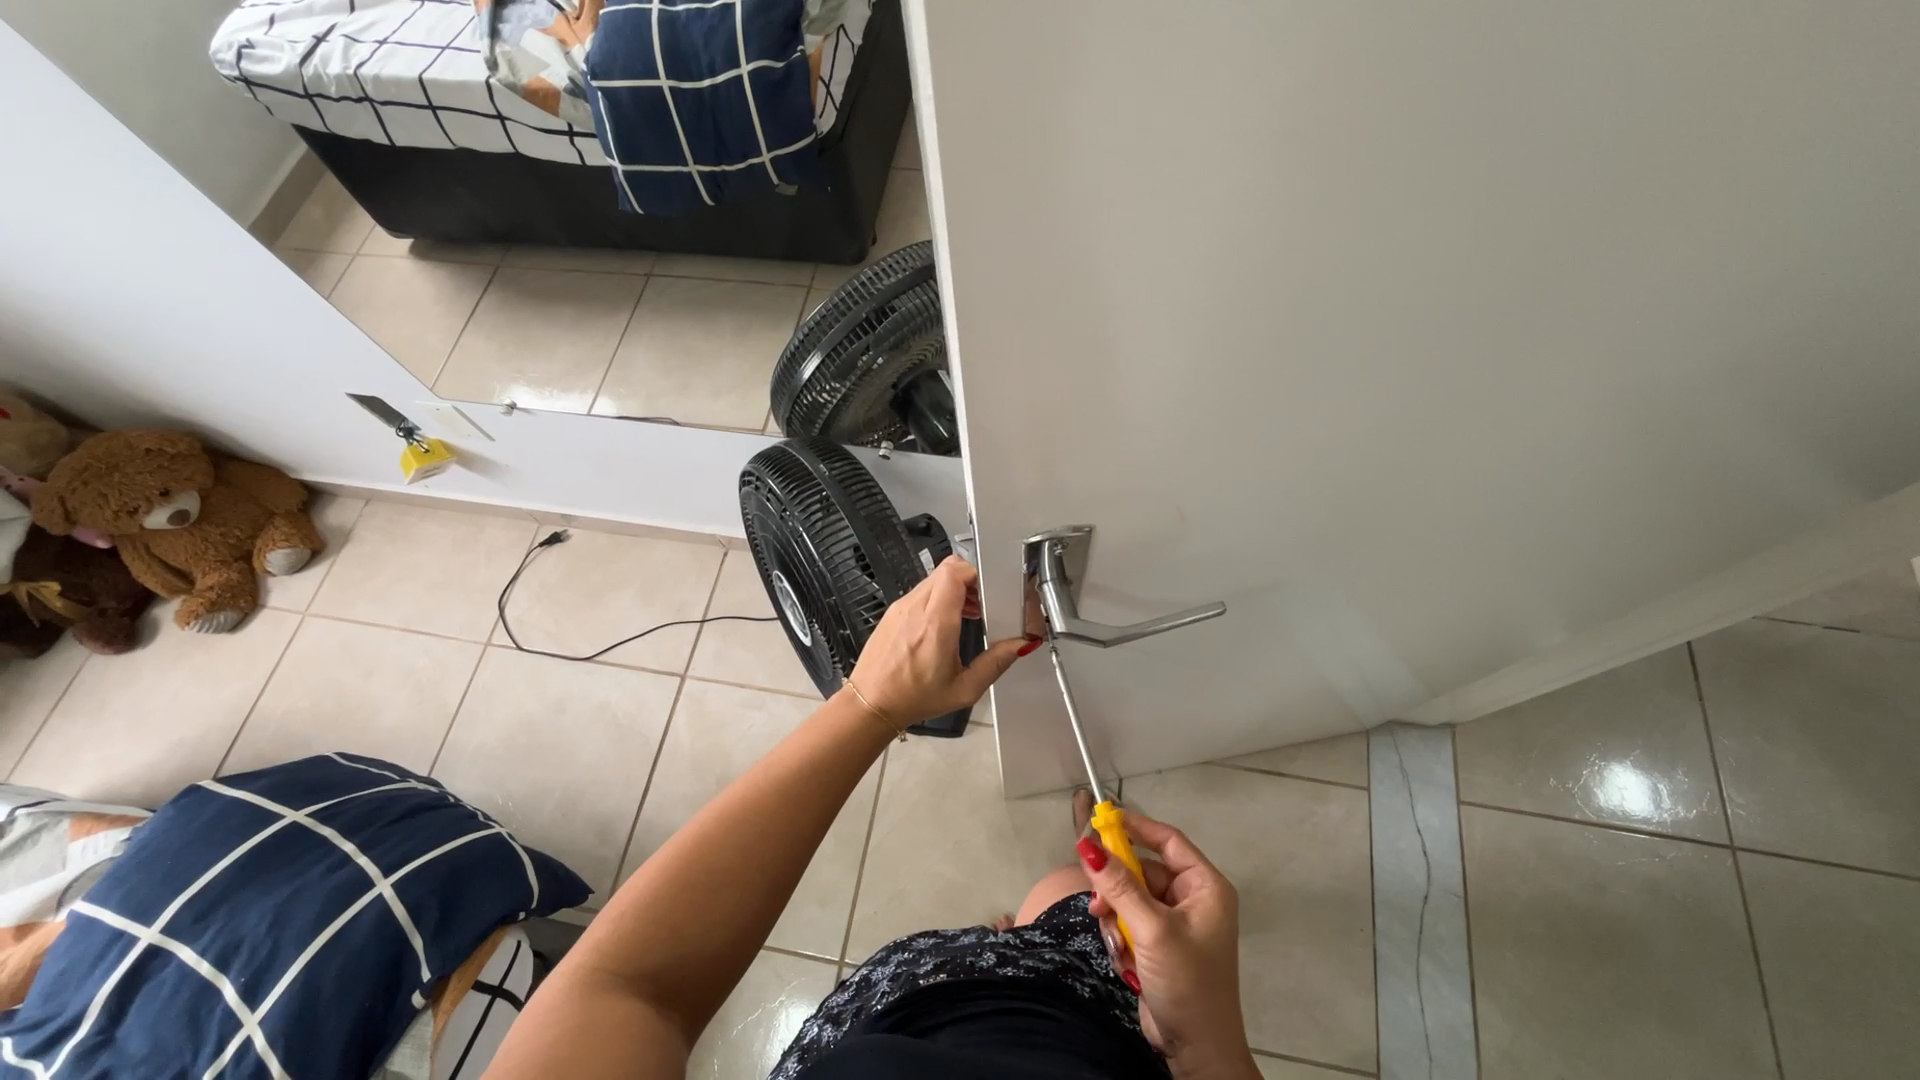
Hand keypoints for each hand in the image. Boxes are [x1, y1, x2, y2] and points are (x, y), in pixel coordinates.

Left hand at [845, 556, 1032, 728]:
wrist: (871, 704)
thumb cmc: (913, 698)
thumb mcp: (964, 689)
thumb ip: (995, 664)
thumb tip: (1021, 645)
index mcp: (935, 623)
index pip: (955, 572)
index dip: (976, 573)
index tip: (989, 589)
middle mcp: (915, 608)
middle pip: (946, 570)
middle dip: (969, 580)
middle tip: (982, 602)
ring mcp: (901, 607)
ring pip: (933, 579)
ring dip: (954, 588)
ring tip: (967, 613)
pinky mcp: (893, 612)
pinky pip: (920, 591)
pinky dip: (938, 597)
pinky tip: (946, 622)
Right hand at [1079, 813, 1259, 1079]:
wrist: (1197, 1049)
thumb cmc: (1186, 981)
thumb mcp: (1151, 929)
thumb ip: (1119, 886)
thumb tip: (1087, 846)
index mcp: (1205, 887)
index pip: (1168, 840)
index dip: (1136, 827)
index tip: (1101, 820)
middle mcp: (1193, 899)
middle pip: (1143, 871)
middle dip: (1118, 887)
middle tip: (1095, 898)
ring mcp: (1176, 923)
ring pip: (1131, 898)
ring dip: (1117, 916)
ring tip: (1116, 939)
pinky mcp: (1160, 945)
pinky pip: (1130, 922)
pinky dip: (1121, 936)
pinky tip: (1124, 958)